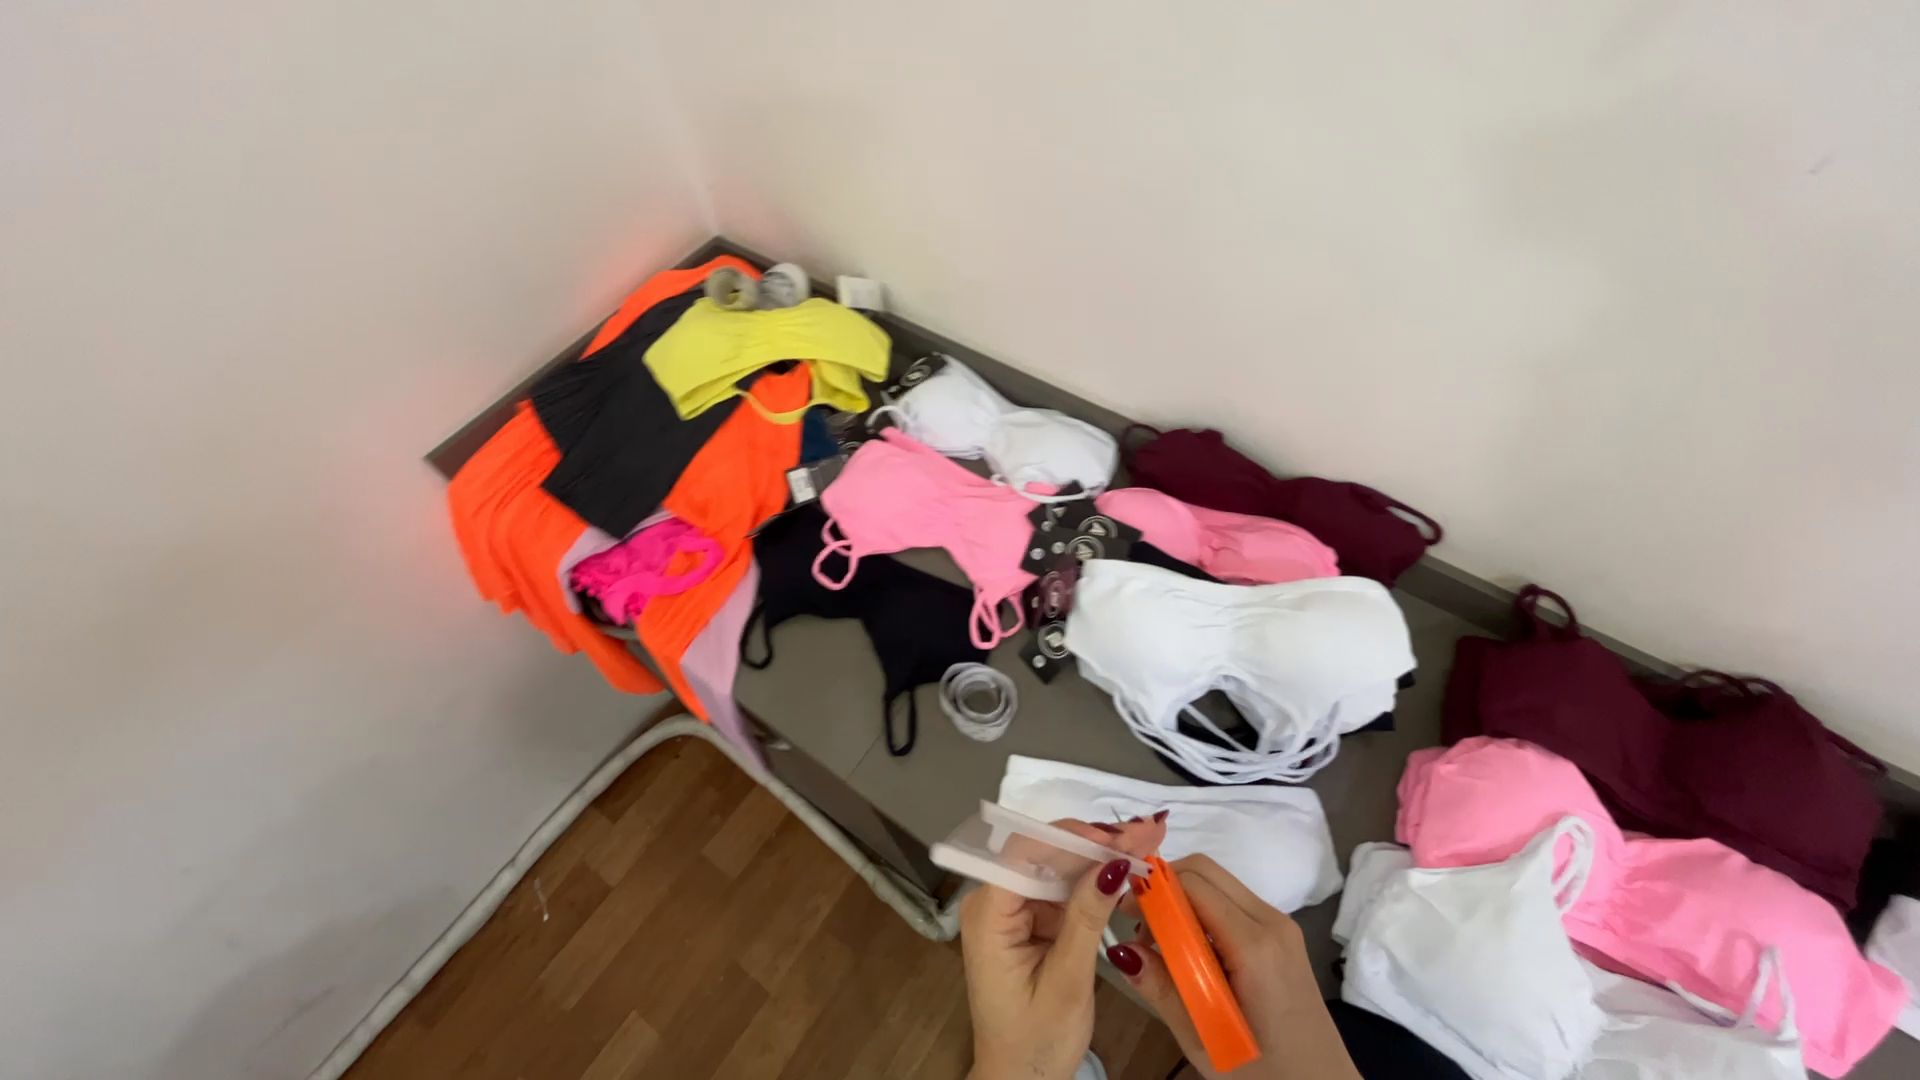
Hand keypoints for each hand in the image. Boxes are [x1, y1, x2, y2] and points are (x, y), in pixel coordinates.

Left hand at [960, 819, 1163, 1078]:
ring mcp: (1013, 906)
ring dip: (1101, 853)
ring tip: (1145, 839)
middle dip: (1095, 840)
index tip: (1116, 837)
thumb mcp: (1067, 984)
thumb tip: (1112, 864)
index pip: (1024, 853)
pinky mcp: (1031, 916)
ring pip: (1058, 864)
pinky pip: (1063, 885)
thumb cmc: (1036, 1043)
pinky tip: (1126, 864)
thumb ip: (1086, 919)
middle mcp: (995, 899)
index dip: (1071, 838)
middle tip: (1147, 830)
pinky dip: (1095, 876)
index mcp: (989, 913)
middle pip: (1044, 852)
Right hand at [1108, 855, 1359, 1079]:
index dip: (1152, 888)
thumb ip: (1163, 990)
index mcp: (1255, 946)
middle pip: (1203, 870)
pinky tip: (1189, 951)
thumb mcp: (1206, 1043)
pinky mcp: (1280, 934)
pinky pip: (1230, 900)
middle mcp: (1271, 921)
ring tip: (1160, 944)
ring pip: (1216, 881)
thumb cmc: (1267, 1076)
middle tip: (1138, 925)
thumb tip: (1120, 949)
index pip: (1192, 882)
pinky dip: (1200, 909)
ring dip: (1181, 898)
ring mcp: (1279, 924)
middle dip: (1163, 886)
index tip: (1124, 914)